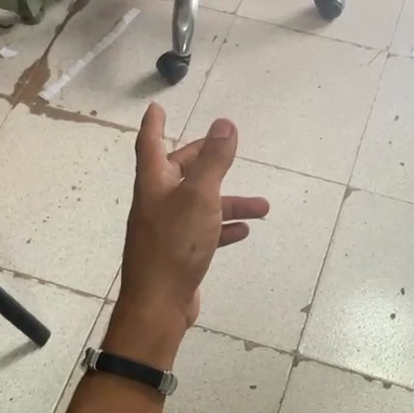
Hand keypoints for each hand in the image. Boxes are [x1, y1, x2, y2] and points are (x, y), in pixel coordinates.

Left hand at [108, 104, 267, 364]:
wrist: (159, 304)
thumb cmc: (174, 244)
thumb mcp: (200, 196)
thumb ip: (215, 161)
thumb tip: (225, 123)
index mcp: (154, 183)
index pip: (150, 144)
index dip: (154, 124)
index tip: (157, 108)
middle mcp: (157, 202)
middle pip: (180, 172)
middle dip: (203, 160)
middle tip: (224, 148)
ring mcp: (167, 229)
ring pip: (201, 204)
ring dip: (230, 202)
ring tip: (263, 206)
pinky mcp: (179, 253)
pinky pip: (204, 231)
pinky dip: (224, 227)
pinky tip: (244, 231)